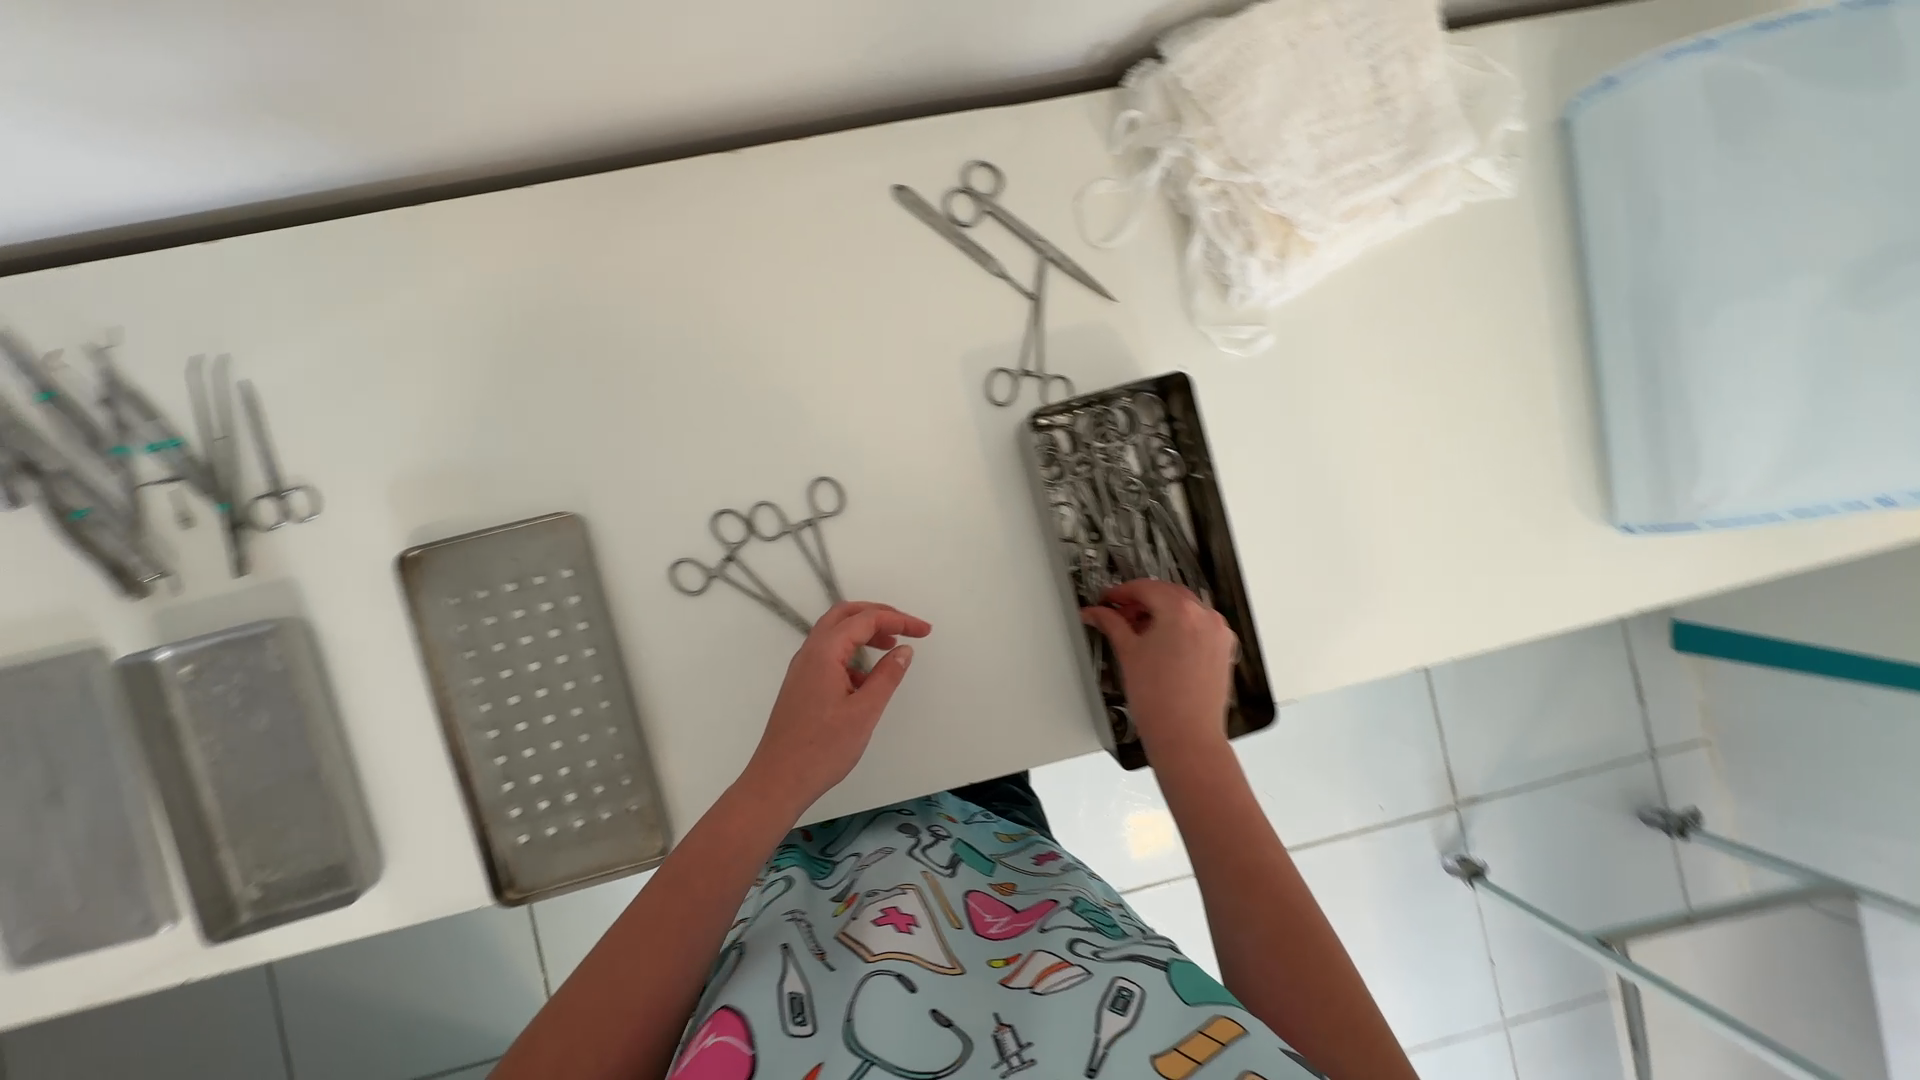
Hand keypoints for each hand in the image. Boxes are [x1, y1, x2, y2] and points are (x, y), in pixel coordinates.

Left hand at [740, 601, 931, 812]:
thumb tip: (904, 650)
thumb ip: (887, 676)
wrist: (778, 780)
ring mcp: (802, 669)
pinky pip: (829, 655)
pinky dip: (852, 653)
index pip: (865, 619)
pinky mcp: (801, 685)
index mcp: (824, 652)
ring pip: (835, 634)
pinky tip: (867, 679)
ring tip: (892, 647)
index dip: (898, 619)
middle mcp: (809, 653)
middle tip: (906, 628)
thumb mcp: (864, 712)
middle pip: (845, 615)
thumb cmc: (822, 748)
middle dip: (879, 615)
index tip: (924, 631)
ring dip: (864, 632)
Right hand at [1081, 580, 1235, 756]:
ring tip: (1137, 631)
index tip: (1107, 600)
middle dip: (1141, 601)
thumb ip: (1112, 624)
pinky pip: (1199, 626)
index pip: (1146, 588)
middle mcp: (1205, 616)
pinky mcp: (1223, 649)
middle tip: (1118, 614)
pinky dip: (1179, 626)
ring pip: (1185, 609)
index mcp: (1180, 611)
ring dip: (1161, 612)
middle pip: (1168, 594)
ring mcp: (1218, 632)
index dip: (1122, 592)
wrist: (1186, 736)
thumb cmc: (1159, 700)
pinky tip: (1160, 643)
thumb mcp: (1128, 653)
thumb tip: (1096, 612)